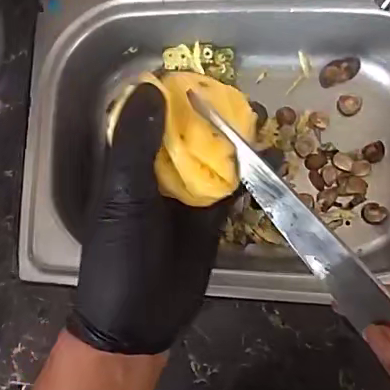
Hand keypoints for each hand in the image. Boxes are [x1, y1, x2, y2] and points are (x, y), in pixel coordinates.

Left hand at [69, 83, 230, 354]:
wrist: (137, 318)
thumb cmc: (119, 255)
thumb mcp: (123, 196)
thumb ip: (136, 145)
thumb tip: (151, 89)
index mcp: (126, 163)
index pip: (147, 116)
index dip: (168, 94)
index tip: (196, 71)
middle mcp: (155, 173)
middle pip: (184, 134)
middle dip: (208, 115)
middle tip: (237, 93)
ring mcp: (184, 196)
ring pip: (211, 158)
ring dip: (232, 141)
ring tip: (257, 119)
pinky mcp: (209, 219)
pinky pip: (230, 190)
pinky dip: (249, 175)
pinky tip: (270, 158)